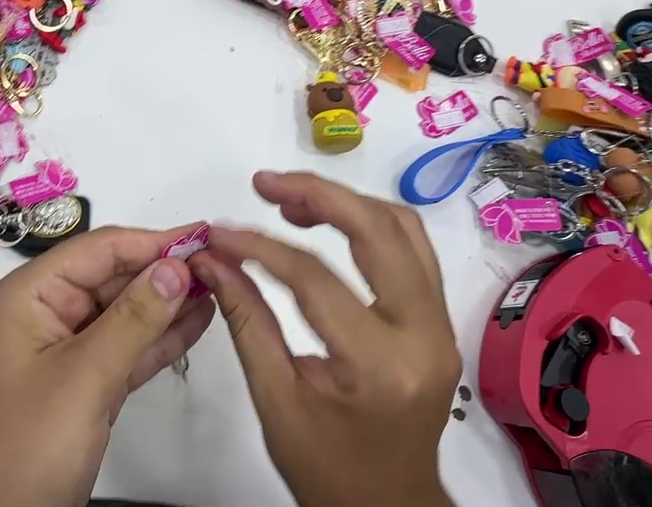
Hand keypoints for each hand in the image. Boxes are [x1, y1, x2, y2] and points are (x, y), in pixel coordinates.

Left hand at [0, 225, 217, 506]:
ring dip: (170, 299)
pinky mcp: (90, 380)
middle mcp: (51, 310)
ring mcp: (71, 346)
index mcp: (34, 294)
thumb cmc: (26, 446)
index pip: (101, 250)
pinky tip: (199, 319)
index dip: (152, 241)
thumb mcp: (84, 376)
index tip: (202, 236)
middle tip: (220, 261)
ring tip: (219, 283)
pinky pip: (132, 344)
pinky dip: (164, 335)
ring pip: (128, 309)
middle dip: (164, 268)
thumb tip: (175, 267)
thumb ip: (133, 319)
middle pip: (115, 274)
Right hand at [191, 171, 460, 506]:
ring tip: (291, 199)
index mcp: (379, 365)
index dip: (258, 246)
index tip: (218, 234)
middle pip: (376, 231)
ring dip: (346, 202)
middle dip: (316, 194)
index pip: (313, 278)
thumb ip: (245, 319)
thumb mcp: (274, 399)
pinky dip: (369, 222)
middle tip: (263, 183)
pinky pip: (412, 248)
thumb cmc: (327, 468)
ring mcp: (440, 324)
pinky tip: (330, 221)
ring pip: (402, 228)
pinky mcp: (439, 319)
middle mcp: (423, 334)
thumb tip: (211, 258)